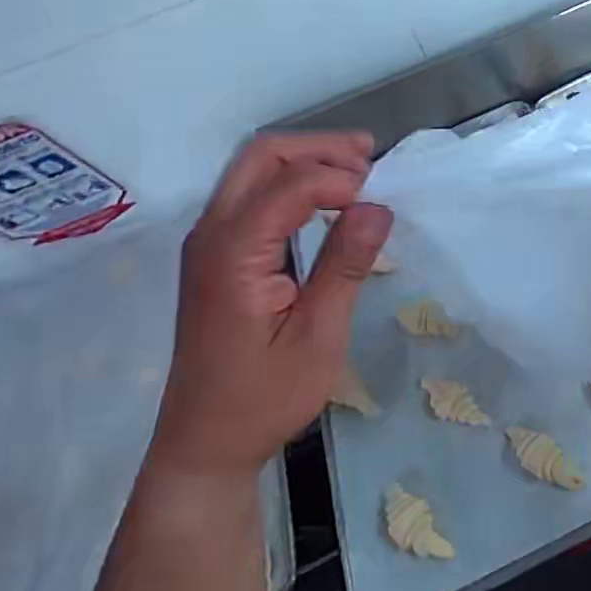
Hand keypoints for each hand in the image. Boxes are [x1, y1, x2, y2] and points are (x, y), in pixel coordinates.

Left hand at [152, 132, 392, 477]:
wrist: (206, 441)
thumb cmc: (265, 396)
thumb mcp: (319, 335)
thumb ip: (345, 265)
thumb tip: (378, 207)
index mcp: (232, 254)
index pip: (290, 185)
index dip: (341, 180)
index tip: (384, 198)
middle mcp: (210, 234)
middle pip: (261, 158)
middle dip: (319, 149)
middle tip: (373, 158)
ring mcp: (209, 243)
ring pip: (253, 171)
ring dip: (306, 161)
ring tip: (360, 170)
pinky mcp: (217, 256)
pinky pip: (253, 196)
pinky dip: (294, 185)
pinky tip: (329, 199)